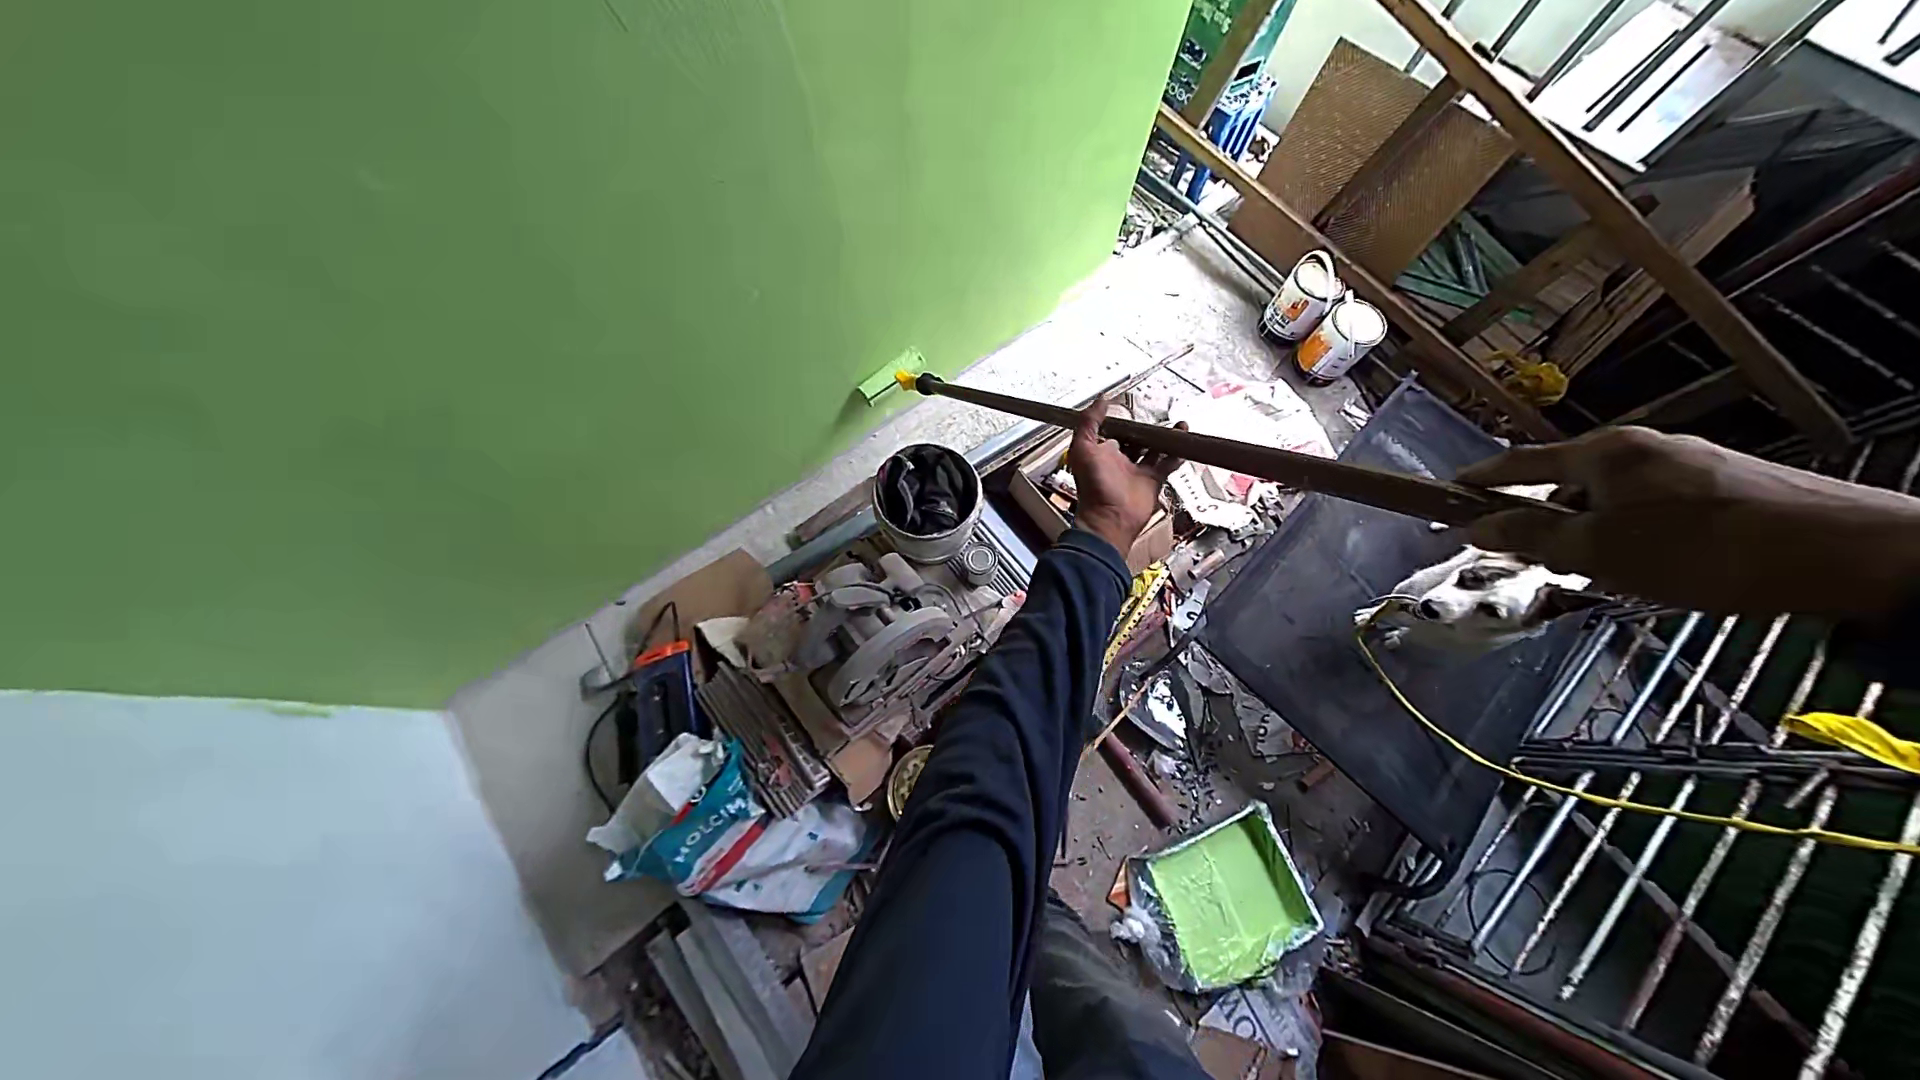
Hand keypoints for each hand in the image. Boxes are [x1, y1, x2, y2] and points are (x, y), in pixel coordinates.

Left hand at [1068, 397, 1183, 554]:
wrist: (1110, 517)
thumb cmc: (1093, 487)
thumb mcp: (1083, 448)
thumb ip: (1089, 423)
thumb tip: (1100, 402)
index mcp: (1101, 453)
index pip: (1113, 432)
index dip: (1122, 422)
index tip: (1132, 409)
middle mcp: (1119, 461)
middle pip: (1136, 439)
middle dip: (1146, 429)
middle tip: (1158, 416)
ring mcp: (1137, 471)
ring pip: (1154, 449)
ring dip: (1165, 438)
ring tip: (1178, 426)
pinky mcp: (1152, 481)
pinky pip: (1167, 464)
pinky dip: (1176, 454)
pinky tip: (1184, 443)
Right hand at [1460, 426, 1919, 618]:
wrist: (1857, 556)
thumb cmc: (1704, 549)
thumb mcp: (1597, 550)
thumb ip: (1528, 535)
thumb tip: (1474, 524)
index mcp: (1604, 453)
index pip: (1519, 463)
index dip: (1479, 480)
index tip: (1446, 494)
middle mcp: (1642, 447)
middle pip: (1564, 481)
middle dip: (1537, 515)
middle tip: (1522, 552)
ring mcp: (1688, 462)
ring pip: (1607, 497)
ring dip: (1584, 528)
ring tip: (1589, 567)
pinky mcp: (1726, 483)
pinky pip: (1647, 504)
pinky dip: (1625, 529)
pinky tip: (1643, 562)